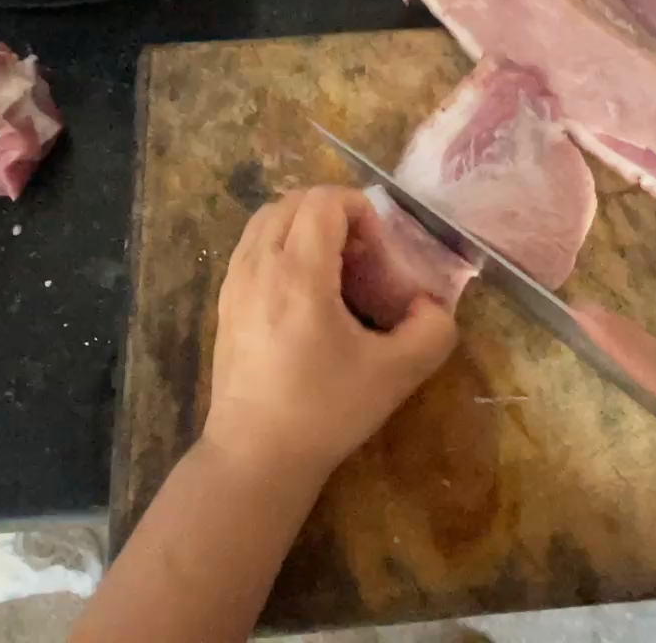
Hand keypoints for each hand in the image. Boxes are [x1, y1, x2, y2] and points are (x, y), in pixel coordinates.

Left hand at [203, 187, 458, 477]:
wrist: (256, 455)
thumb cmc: (325, 410)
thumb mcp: (395, 374)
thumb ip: (431, 331)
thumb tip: (431, 305)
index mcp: (298, 272)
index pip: (323, 201)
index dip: (360, 209)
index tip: (378, 250)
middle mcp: (259, 264)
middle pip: (293, 200)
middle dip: (333, 213)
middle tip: (361, 255)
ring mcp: (234, 280)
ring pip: (267, 218)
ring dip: (304, 224)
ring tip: (332, 267)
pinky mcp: (224, 300)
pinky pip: (251, 245)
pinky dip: (280, 243)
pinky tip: (302, 289)